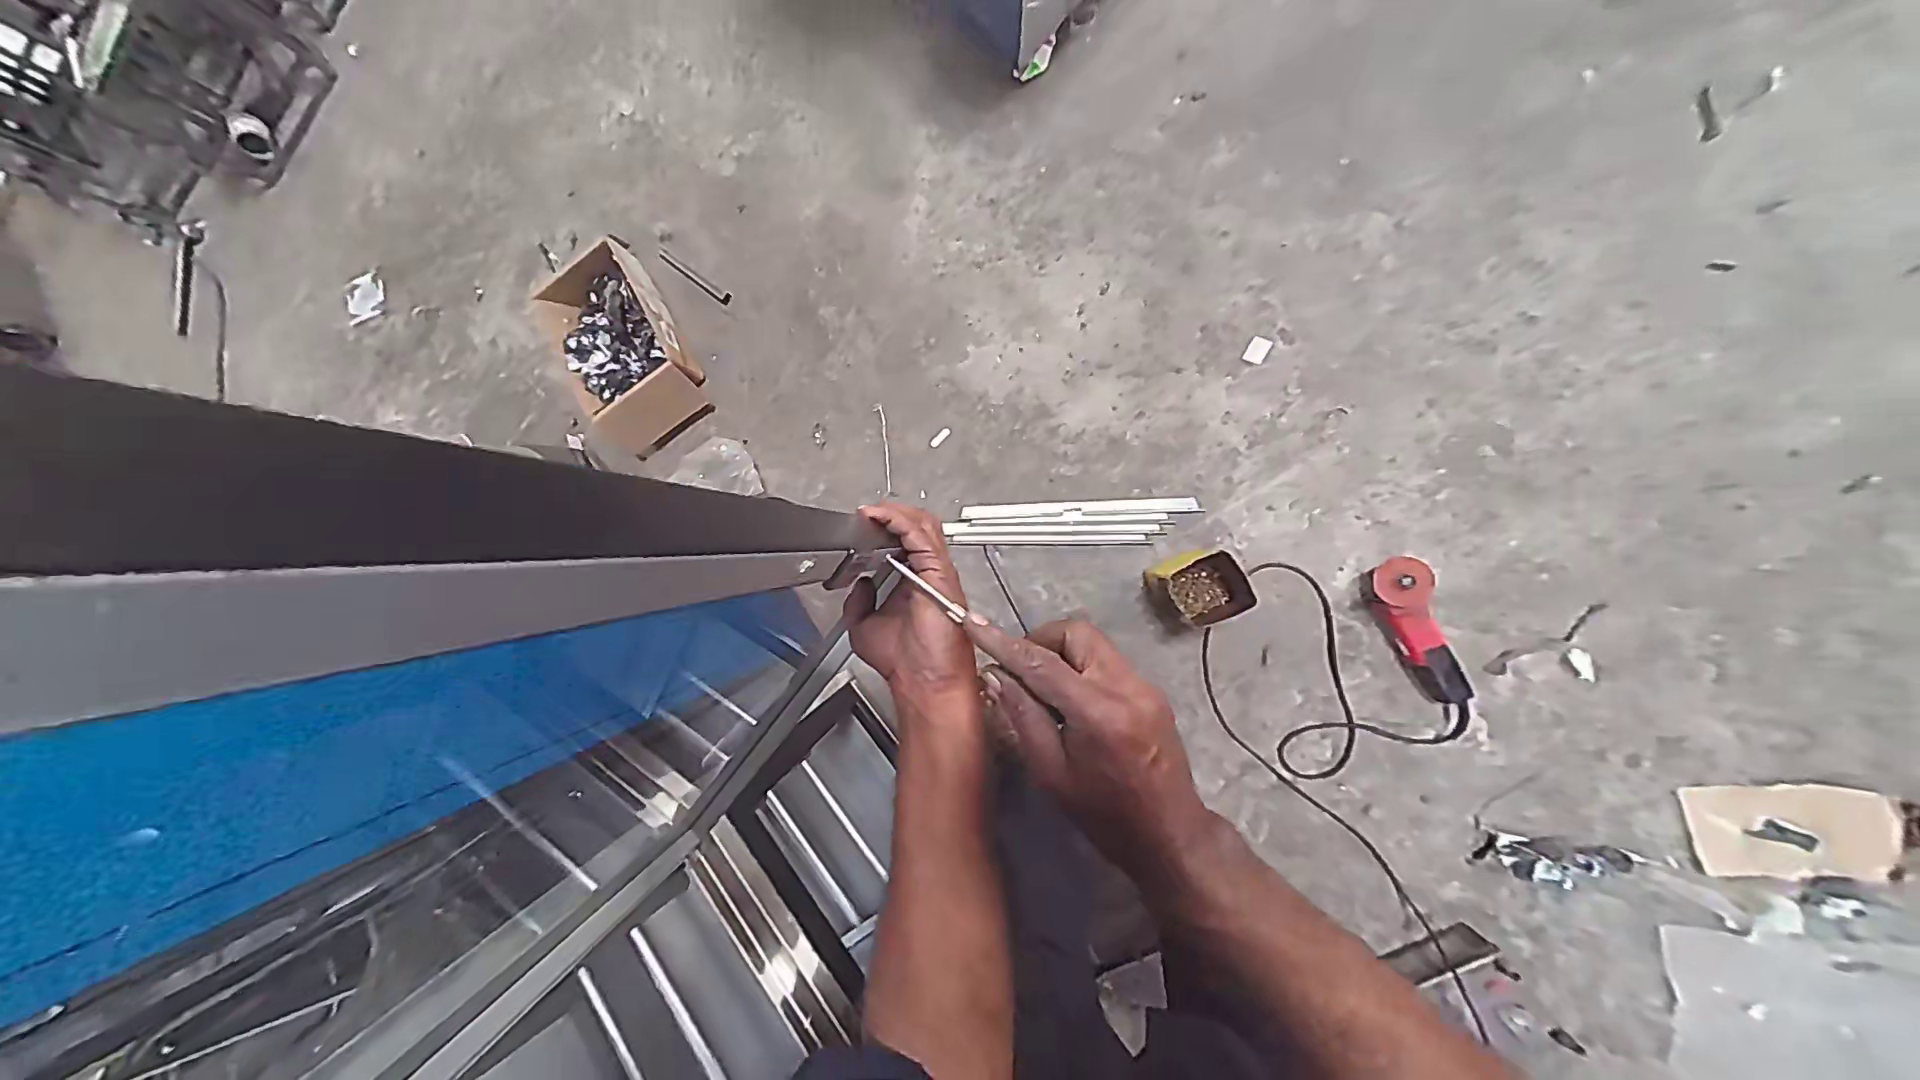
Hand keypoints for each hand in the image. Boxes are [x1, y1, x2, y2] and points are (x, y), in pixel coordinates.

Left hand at [843, 503, 977, 703]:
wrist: (925, 683)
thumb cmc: (907, 664)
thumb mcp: (865, 628)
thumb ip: (859, 604)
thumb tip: (859, 584)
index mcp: (915, 584)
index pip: (905, 543)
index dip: (886, 529)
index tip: (863, 524)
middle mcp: (929, 575)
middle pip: (918, 528)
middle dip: (893, 514)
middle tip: (868, 513)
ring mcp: (937, 572)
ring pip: (923, 526)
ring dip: (896, 513)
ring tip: (874, 511)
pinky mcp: (939, 573)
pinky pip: (922, 537)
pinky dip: (901, 522)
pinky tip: (882, 518)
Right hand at [965, 617, 1213, 878]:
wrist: (1171, 836)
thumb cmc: (1104, 816)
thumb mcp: (1051, 773)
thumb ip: (1023, 716)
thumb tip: (996, 674)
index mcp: (1099, 713)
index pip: (1042, 662)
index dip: (1003, 642)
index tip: (974, 623)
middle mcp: (1127, 687)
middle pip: (1076, 633)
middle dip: (1041, 641)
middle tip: (1019, 671)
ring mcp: (1145, 686)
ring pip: (1093, 643)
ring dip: (1062, 654)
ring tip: (1044, 689)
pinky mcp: (1152, 691)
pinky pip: (1107, 661)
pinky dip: (1081, 668)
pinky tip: (1071, 701)